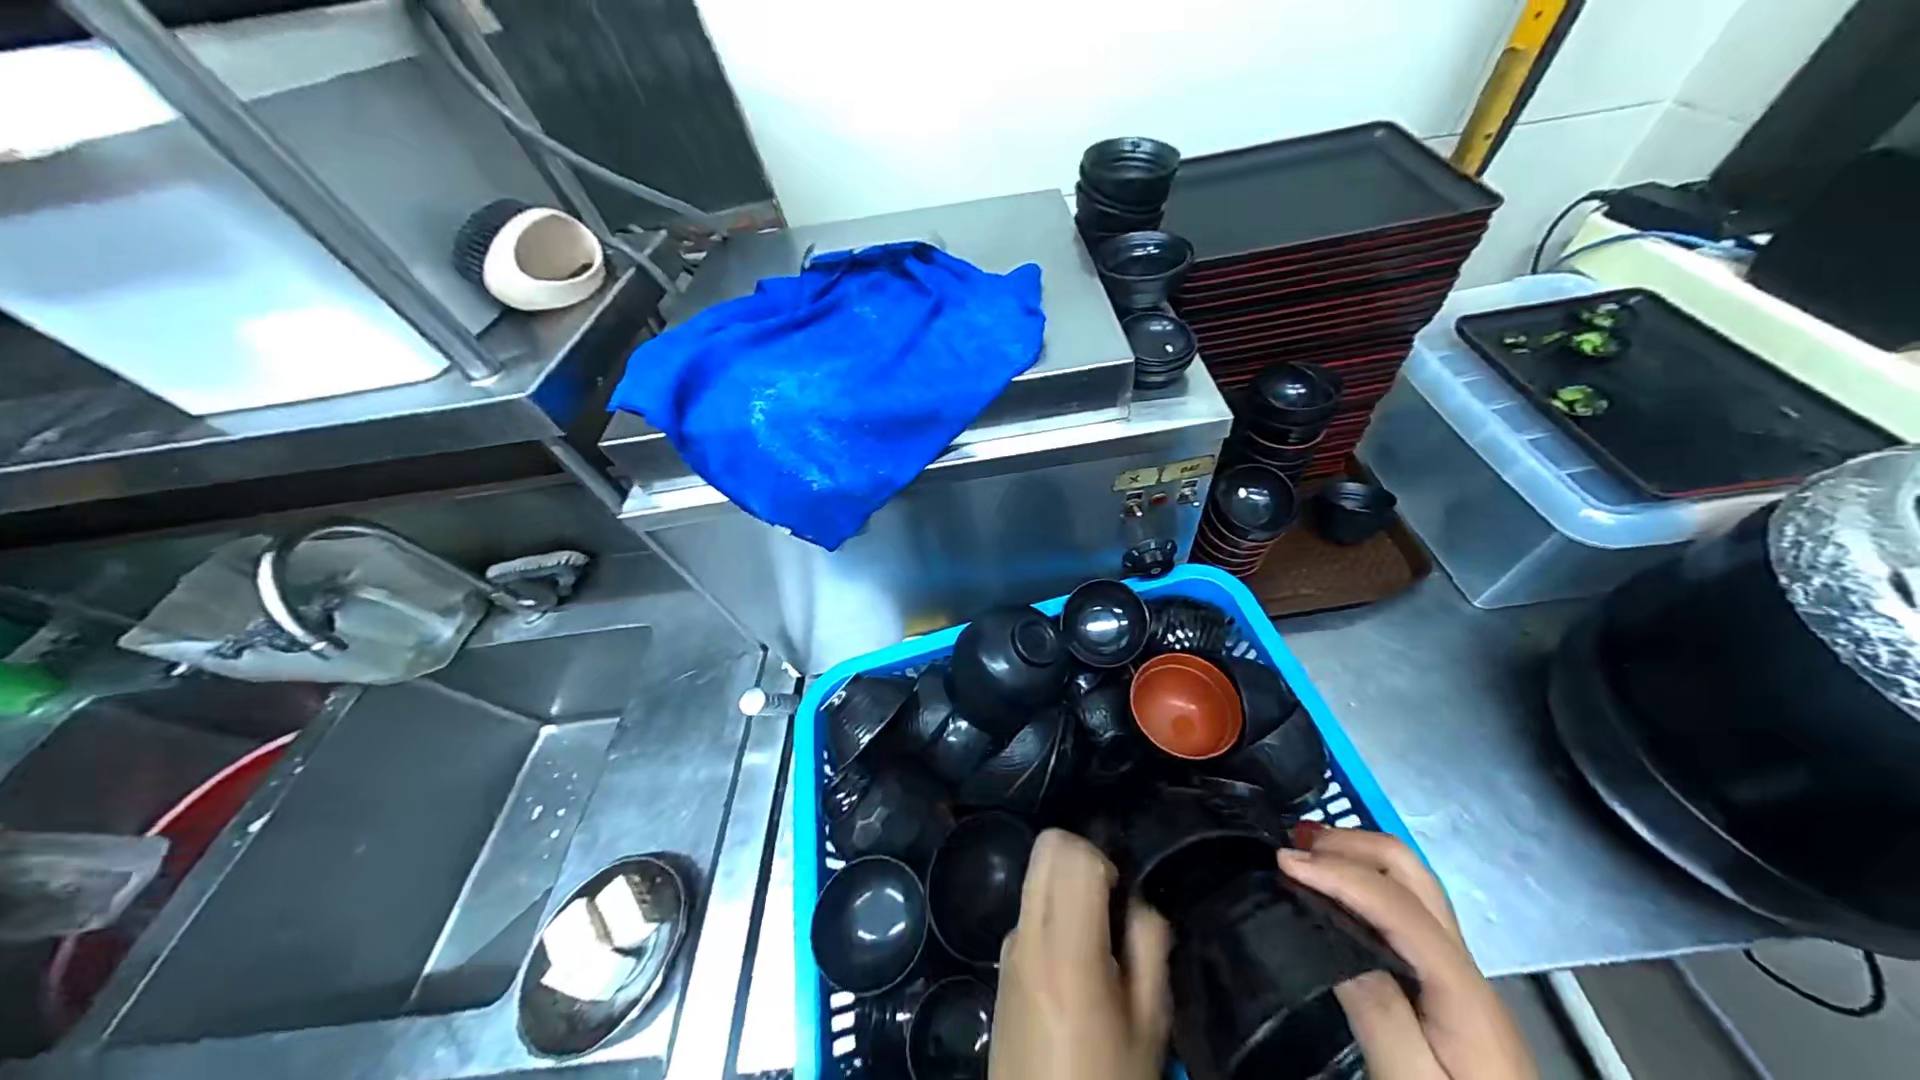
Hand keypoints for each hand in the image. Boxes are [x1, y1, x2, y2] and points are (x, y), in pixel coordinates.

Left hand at [990, 829, 1171, 1079]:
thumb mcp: (1149, 1026)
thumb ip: (1150, 949)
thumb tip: (1140, 904)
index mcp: (1067, 947)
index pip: (1072, 854)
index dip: (1102, 859)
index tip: (1121, 896)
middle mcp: (1028, 934)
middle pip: (1046, 850)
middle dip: (1081, 858)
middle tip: (1110, 905)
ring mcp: (1008, 947)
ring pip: (1034, 877)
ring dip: (1065, 886)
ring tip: (1095, 941)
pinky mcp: (1000, 964)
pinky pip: (1028, 912)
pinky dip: (1051, 914)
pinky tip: (1071, 965)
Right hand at [1279, 824, 1536, 1079]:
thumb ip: (1378, 1013)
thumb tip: (1328, 939)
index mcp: (1459, 985)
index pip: (1397, 903)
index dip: (1338, 872)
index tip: (1282, 860)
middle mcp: (1462, 961)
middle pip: (1412, 871)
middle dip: (1349, 845)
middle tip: (1292, 848)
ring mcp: (1454, 967)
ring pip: (1409, 879)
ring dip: (1355, 853)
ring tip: (1304, 853)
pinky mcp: (1440, 978)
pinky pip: (1401, 902)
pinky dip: (1360, 876)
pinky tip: (1332, 889)